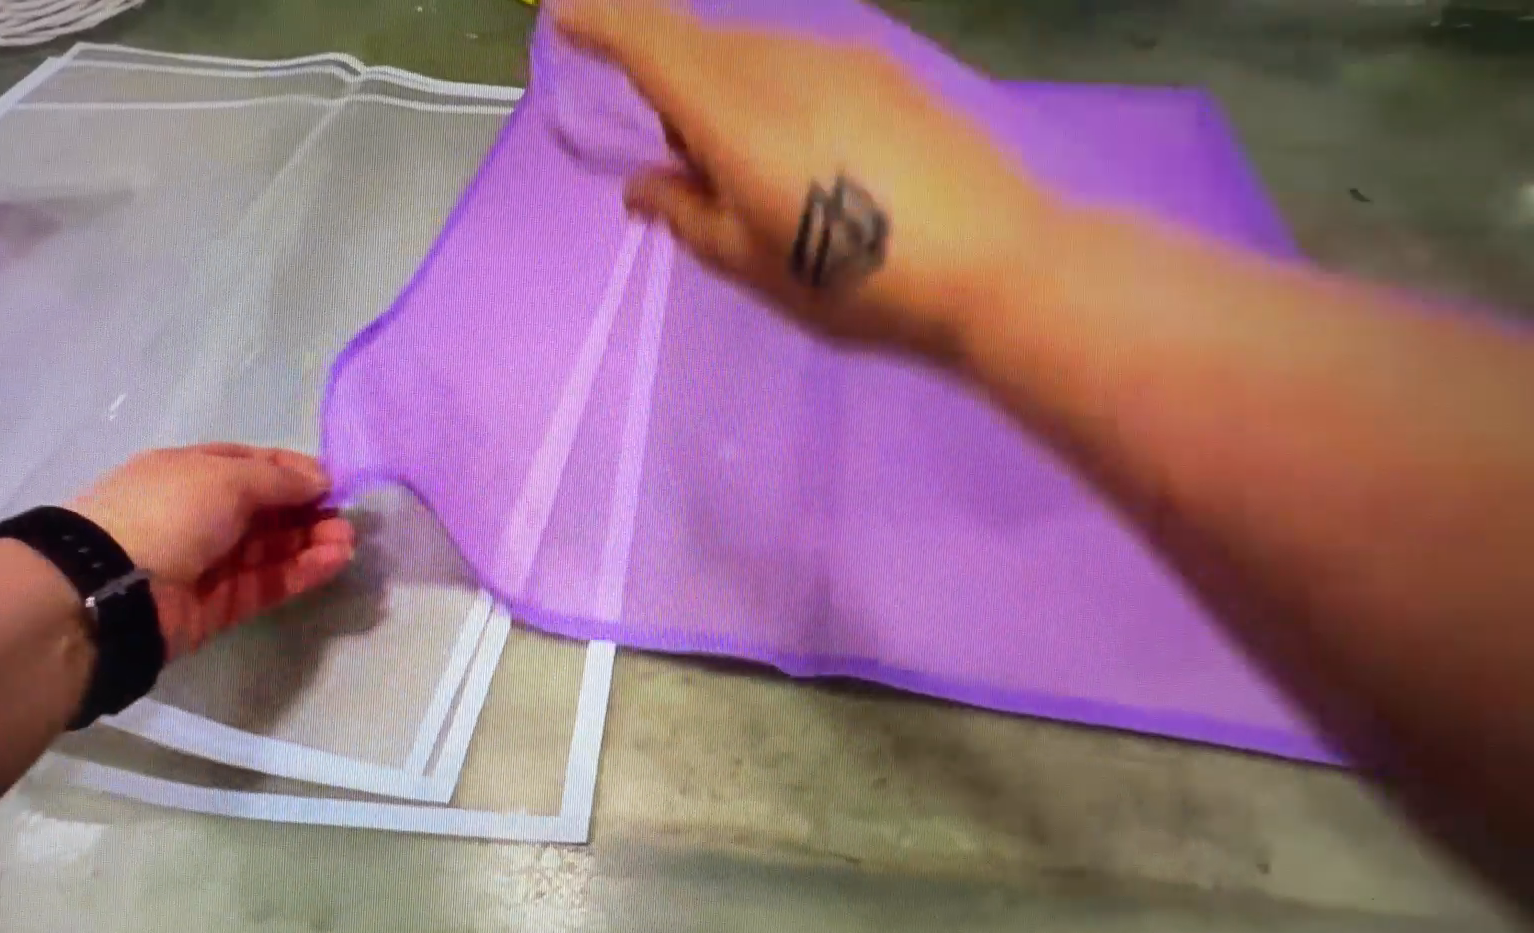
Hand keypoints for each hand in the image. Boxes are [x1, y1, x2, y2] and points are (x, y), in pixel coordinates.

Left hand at [68, 444, 356, 658]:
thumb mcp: (225, 477)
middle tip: (346, 519)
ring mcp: (212, 562)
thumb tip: (320, 481)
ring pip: (274, 549)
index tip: (332, 482)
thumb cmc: (168, 511)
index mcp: (192, 474)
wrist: (113, 586)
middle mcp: (202, 515)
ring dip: (313, 543)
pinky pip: (270, 582)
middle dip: (310, 511)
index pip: (253, 466)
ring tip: (347, 543)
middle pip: (269, 511)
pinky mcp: (223, 604)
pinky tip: (334, 561)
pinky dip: (303, 572)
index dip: (294, 471)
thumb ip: (280, 479)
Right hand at [550, 0, 1058, 353]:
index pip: (654, 44)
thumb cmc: (856, 282)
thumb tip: (643, 187)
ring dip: (722, 97)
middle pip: (700, 47)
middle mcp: (787, 65)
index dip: (602, 23)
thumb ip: (688, 218)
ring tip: (751, 177)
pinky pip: (798, 63)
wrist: (994, 265)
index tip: (561, 16)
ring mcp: (844, 59)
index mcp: (740, 118)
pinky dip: (768, 95)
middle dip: (670, 91)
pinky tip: (801, 158)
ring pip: (750, 54)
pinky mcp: (885, 71)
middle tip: (687, 171)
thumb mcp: (753, 268)